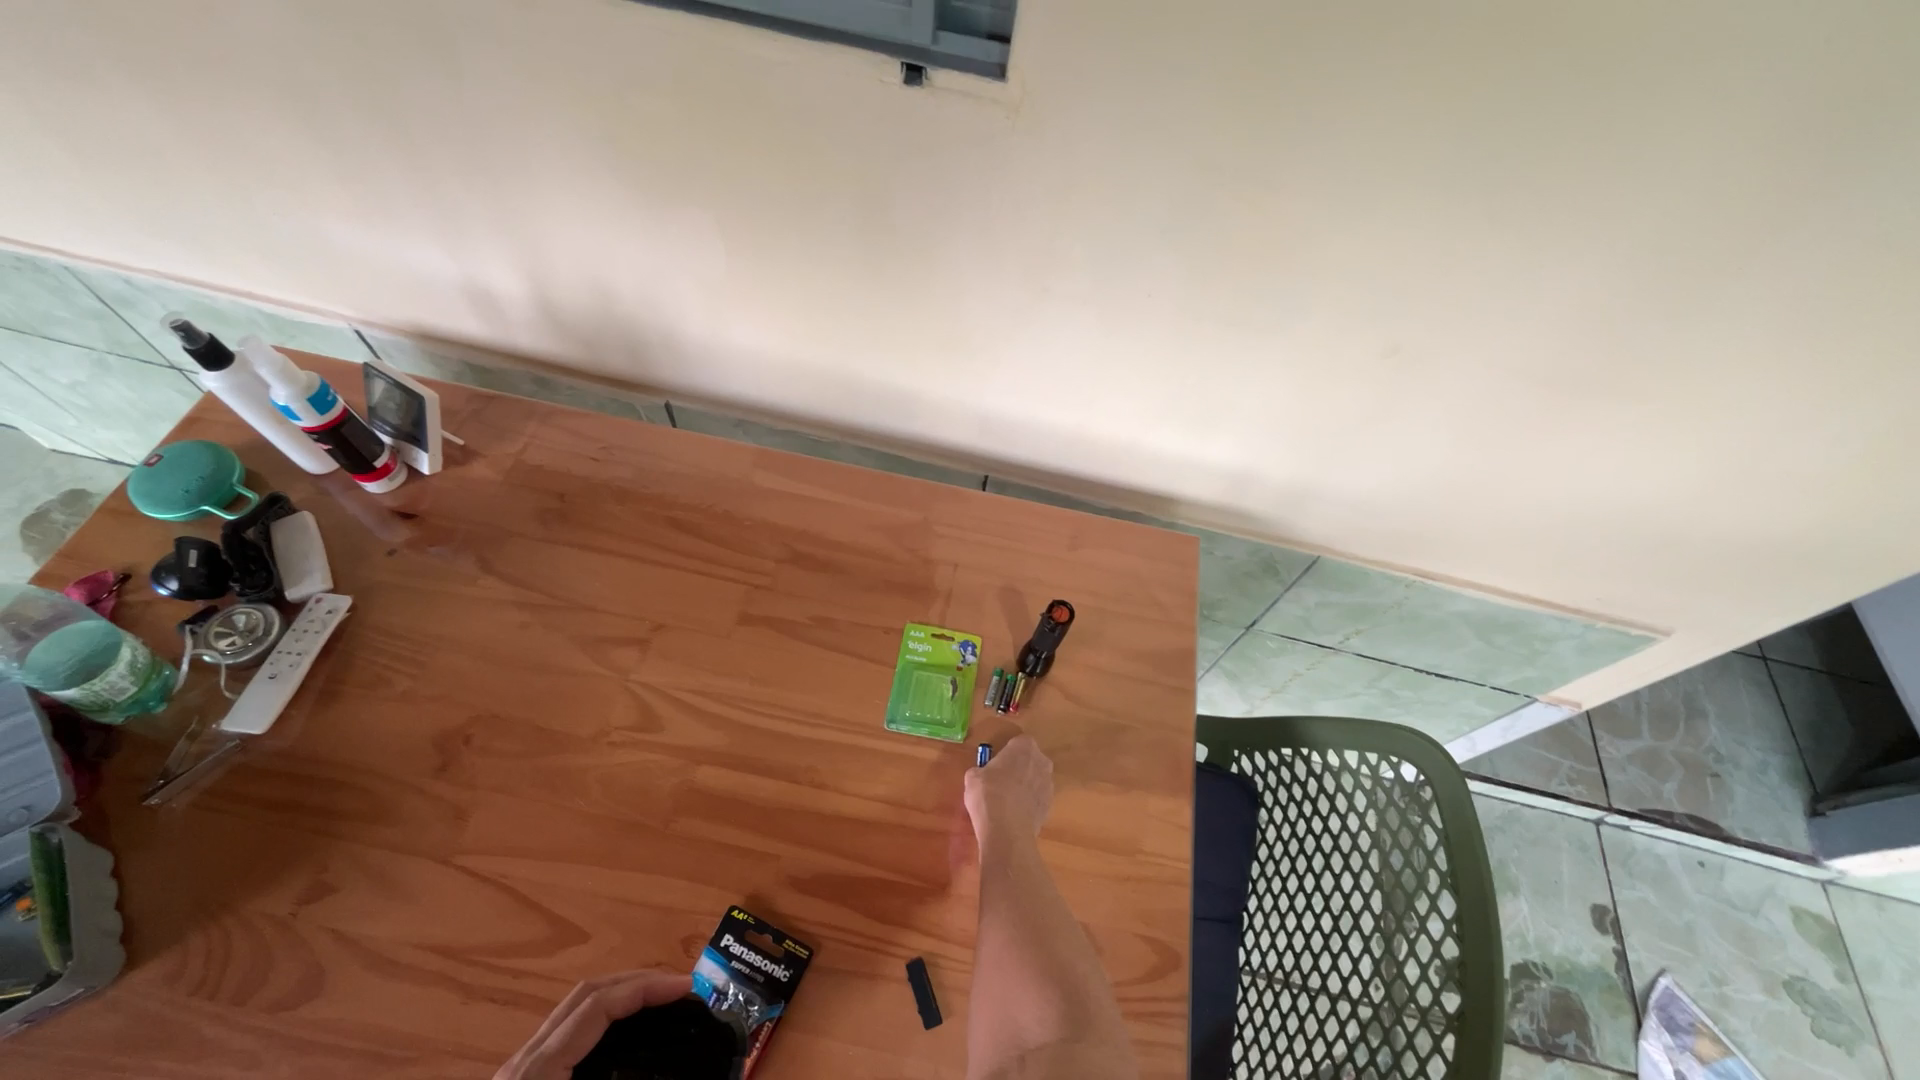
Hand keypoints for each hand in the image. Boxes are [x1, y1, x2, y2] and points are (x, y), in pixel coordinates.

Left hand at [495, 970, 693, 1079]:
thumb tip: (673, 1074)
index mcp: (539, 1071)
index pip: (598, 1006)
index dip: (645, 988)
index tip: (686, 987)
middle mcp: (526, 1060)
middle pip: (586, 993)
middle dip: (636, 981)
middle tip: (680, 987)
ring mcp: (521, 1070)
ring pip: (574, 1009)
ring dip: (620, 996)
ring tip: (659, 1001)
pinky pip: (568, 1032)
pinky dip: (603, 1020)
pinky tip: (624, 1036)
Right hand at [964, 734, 1053, 843]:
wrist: (1006, 830)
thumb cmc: (988, 794)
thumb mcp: (973, 777)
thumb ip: (981, 770)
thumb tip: (982, 775)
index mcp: (1025, 747)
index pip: (1018, 742)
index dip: (1006, 752)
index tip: (995, 763)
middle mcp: (1042, 762)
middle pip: (1030, 760)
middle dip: (1018, 767)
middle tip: (1000, 780)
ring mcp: (1049, 785)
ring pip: (1035, 780)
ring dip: (1024, 786)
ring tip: (1006, 801)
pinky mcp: (1049, 806)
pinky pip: (1036, 799)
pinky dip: (1027, 803)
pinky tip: (1013, 814)